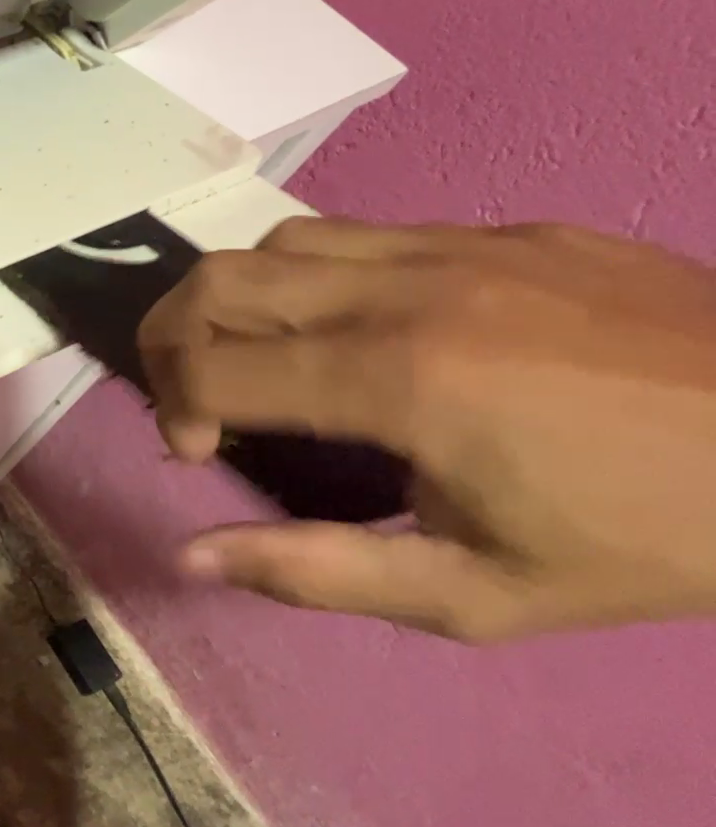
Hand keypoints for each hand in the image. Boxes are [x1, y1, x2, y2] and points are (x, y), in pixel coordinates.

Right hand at [139, 218, 715, 641]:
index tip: (205, 454)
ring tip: (259, 358)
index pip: (212, 367)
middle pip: (217, 282)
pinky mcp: (503, 229)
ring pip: (275, 243)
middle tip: (197, 398)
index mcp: (398, 381)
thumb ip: (315, 571)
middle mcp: (408, 291)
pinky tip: (348, 331)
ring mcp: (459, 245)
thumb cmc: (657, 536)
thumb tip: (188, 552)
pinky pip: (358, 233)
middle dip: (168, 341)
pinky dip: (308, 278)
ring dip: (233, 302)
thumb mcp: (476, 597)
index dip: (174, 412)